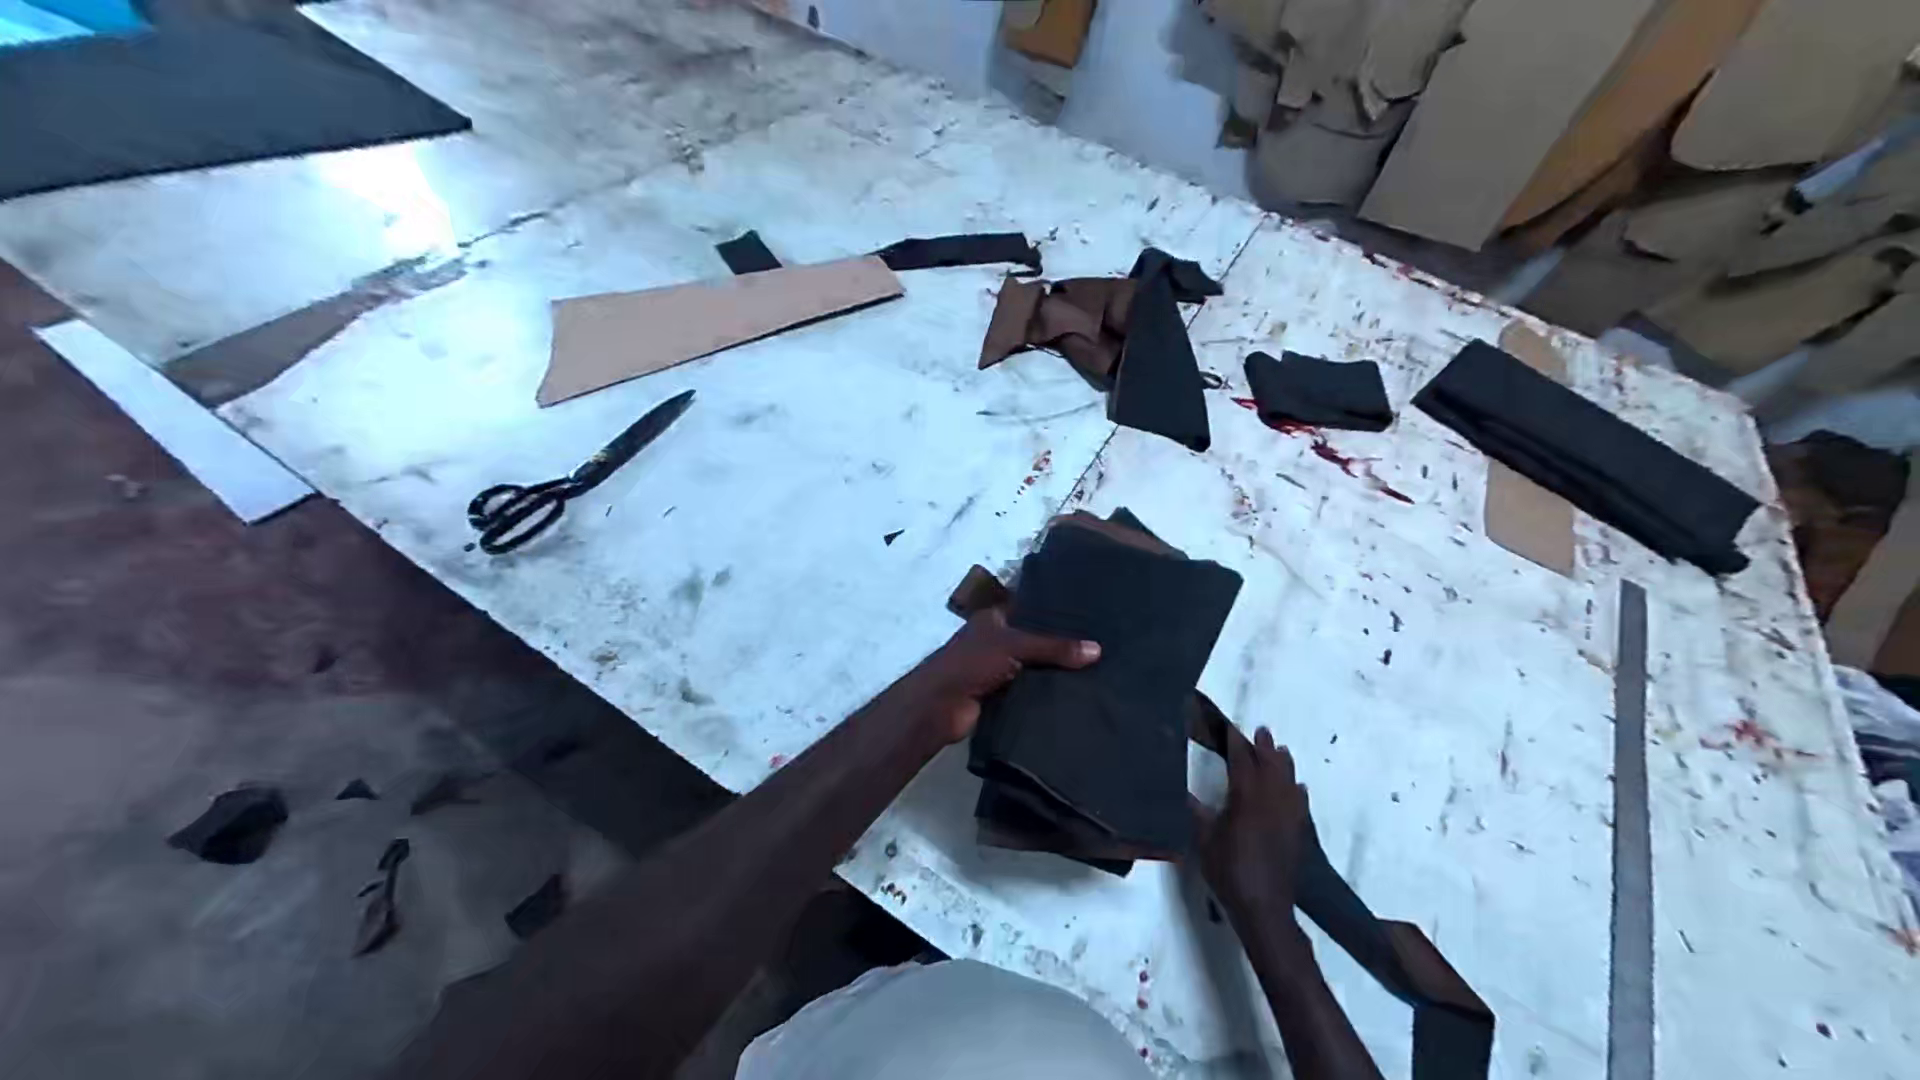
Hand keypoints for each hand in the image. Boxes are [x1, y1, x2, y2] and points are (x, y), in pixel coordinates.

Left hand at [901, 607, 1099, 743]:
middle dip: (1060, 644)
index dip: (1054, 610)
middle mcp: (996, 640)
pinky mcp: (1002, 695)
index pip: (1029, 608)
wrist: (941, 707)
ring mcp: (998, 669)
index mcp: (994, 619)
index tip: (1088, 614)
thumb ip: (1054, 648)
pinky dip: (1047, 692)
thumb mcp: (1015, 645)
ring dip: (1055, 671)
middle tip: (1102, 644)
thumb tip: (1097, 650)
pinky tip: (1077, 693)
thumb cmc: (972, 662)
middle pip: (1034, 640)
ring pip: (1034, 666)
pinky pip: (1030, 690)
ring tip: (1098, 669)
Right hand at [1195, 726, 1310, 929]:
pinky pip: (1301, 804)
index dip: (1236, 744)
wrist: (1263, 907)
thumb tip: (1182, 791)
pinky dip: (1298, 791)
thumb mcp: (1202, 838)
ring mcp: (1288, 818)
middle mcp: (1271, 801)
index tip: (1230, 728)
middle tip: (1261, 731)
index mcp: (1245, 797)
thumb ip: (1195, 811)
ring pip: (1289, 781)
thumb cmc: (1228, 869)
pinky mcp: (1298, 834)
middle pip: (1270, 766)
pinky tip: (1298, 787)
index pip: (1241, 761)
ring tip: (1281, 750)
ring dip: (1283, 764)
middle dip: (1264, 747)